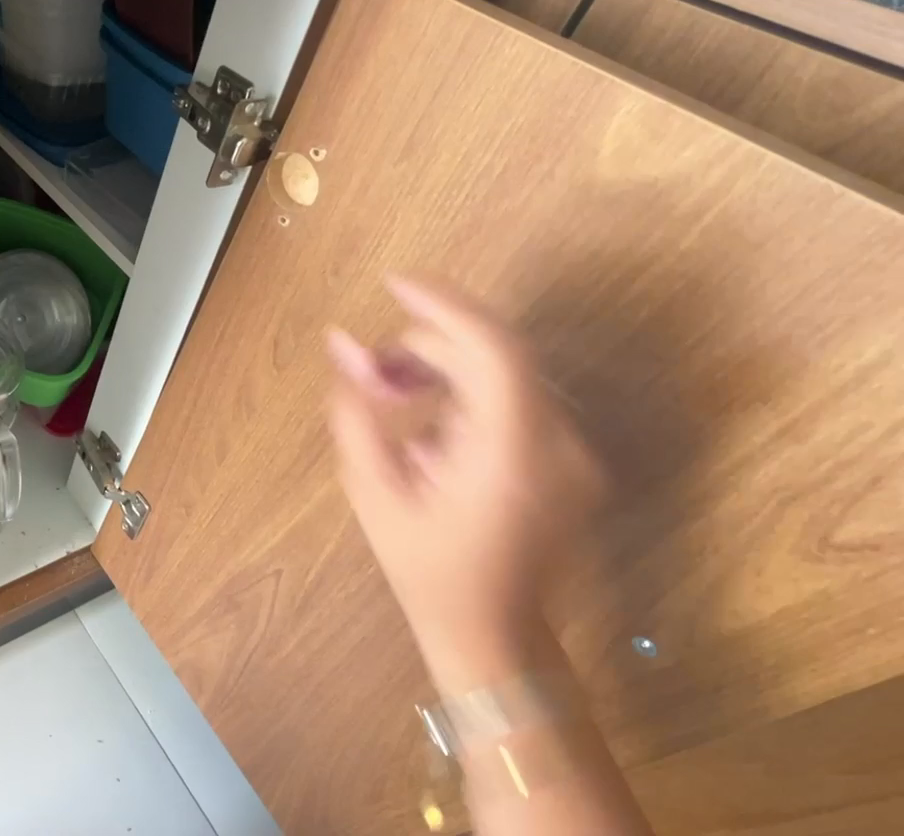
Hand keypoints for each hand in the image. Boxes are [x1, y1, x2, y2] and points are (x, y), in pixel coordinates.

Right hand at [325, 277, 604, 684]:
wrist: (492, 632)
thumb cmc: (425, 566)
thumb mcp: (372, 489)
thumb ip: (357, 409)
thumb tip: (344, 342)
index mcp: (510, 456)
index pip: (494, 351)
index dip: (444, 306)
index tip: (393, 283)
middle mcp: (556, 446)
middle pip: (494, 356)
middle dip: (425, 346)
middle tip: (371, 373)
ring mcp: (570, 452)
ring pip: (502, 373)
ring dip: (442, 368)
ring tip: (392, 399)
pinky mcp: (566, 457)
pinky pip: (510, 398)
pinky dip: (462, 393)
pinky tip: (428, 429)